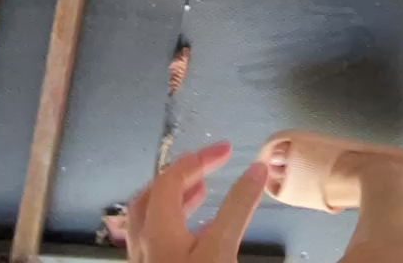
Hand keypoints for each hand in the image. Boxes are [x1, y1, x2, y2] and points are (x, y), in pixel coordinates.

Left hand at [125, 141, 268, 262]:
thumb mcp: (221, 250)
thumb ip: (238, 208)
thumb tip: (258, 168)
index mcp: (158, 238)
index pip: (169, 182)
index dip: (198, 159)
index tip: (228, 150)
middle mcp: (144, 253)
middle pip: (147, 201)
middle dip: (178, 177)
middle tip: (208, 168)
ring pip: (149, 225)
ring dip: (175, 202)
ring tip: (204, 194)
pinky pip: (158, 247)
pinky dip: (178, 227)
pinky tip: (202, 236)